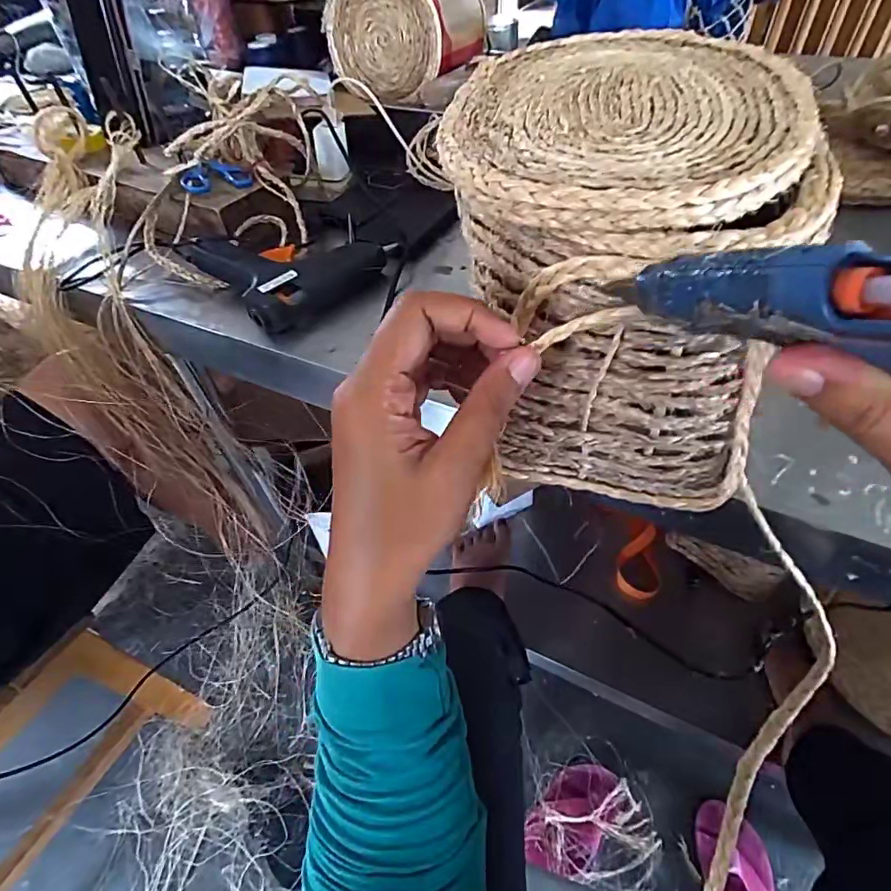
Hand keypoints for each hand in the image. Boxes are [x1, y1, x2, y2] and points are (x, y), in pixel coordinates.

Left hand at [324, 292, 538, 659]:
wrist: (368, 577)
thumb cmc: (407, 529)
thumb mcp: (456, 466)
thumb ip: (490, 404)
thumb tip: (527, 356)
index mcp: (372, 388)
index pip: (417, 312)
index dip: (471, 316)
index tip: (514, 345)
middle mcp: (363, 383)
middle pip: (417, 325)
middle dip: (472, 332)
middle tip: (516, 359)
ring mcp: (368, 399)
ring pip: (419, 349)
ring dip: (464, 354)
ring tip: (505, 377)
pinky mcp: (379, 416)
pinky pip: (416, 376)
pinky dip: (451, 377)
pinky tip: (481, 394)